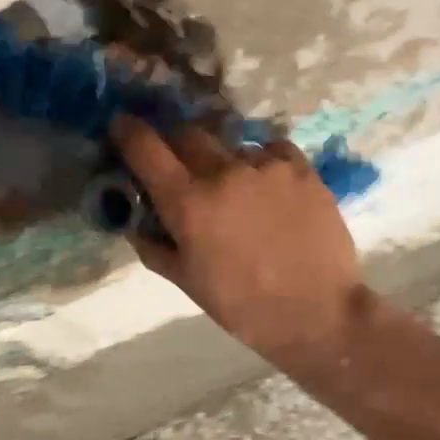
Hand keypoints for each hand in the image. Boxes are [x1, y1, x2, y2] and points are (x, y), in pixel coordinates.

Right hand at [112, 116, 369, 364]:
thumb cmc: (244, 307)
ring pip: (231, 144)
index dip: (128, 132)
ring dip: (223, 160)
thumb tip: (137, 224)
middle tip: (181, 166)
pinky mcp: (301, 168)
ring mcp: (266, 165)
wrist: (317, 312)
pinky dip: (261, 162)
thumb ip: (155, 248)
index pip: (145, 147)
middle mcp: (223, 172)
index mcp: (188, 203)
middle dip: (176, 145)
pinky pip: (271, 150)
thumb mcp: (188, 284)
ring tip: (235, 189)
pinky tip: (268, 188)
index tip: (122, 127)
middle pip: (187, 134)